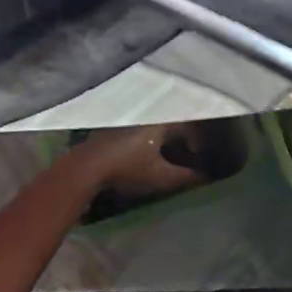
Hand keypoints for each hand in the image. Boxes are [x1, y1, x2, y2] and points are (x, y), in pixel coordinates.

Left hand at [68, 123, 204, 198]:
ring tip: (167, 155)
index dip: (197, 138)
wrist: (86, 167)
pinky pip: (138, 128)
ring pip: (153, 125)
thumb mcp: (160, 177)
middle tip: (187, 154)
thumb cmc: (127, 168)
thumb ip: (186, 177)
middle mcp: (144, 113)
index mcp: (159, 120)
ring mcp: (126, 118)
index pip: (186, 122)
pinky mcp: (112, 126)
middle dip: (180, 137)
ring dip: (163, 137)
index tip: (199, 154)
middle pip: (169, 121)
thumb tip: (205, 178)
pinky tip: (144, 153)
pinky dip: (147, 138)